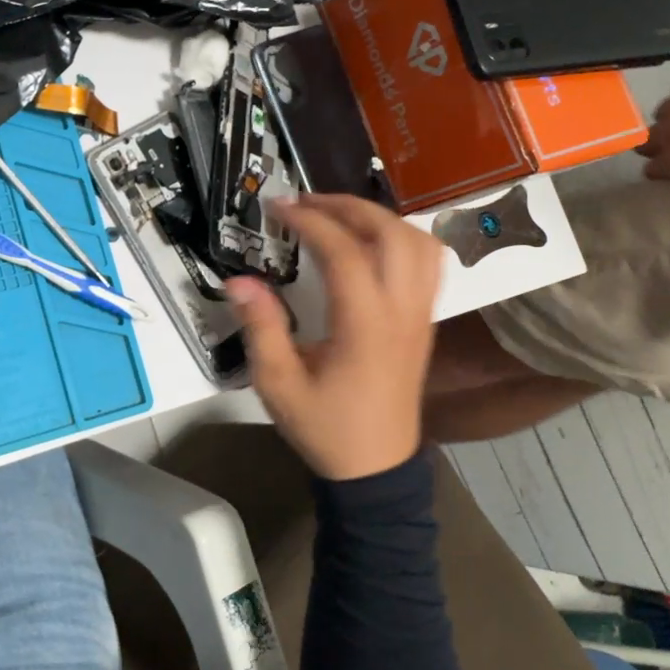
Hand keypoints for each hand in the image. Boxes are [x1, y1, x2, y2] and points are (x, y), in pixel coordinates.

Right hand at [228, 195, 444, 480]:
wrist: (374, 466)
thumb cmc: (323, 426)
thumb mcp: (278, 382)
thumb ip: (261, 327)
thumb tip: (240, 280)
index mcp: (365, 326)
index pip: (345, 252)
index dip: (311, 221)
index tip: (278, 208)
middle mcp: (401, 312)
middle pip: (392, 234)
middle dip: (348, 206)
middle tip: (306, 203)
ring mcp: (420, 315)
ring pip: (420, 243)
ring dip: (380, 218)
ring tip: (338, 216)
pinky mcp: (423, 322)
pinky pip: (429, 263)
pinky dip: (402, 238)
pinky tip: (371, 243)